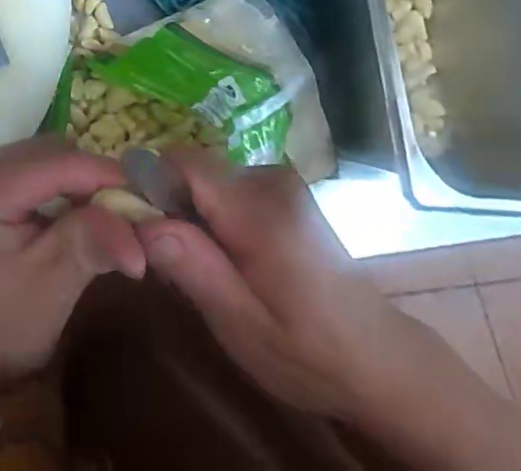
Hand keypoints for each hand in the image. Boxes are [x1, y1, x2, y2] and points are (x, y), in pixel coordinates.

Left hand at [0, 136, 147, 397]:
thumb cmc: (3, 326)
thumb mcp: (51, 286)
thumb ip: (90, 243)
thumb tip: (142, 228)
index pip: (58, 162)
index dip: (107, 176)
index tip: (150, 199)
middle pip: (54, 153)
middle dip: (96, 179)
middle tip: (132, 215)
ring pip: (50, 156)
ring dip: (83, 181)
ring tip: (112, 217)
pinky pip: (39, 168)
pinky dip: (67, 186)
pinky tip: (82, 215)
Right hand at [134, 146, 394, 416]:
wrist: (380, 359)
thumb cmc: (308, 352)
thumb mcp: (242, 326)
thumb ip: (194, 269)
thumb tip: (142, 221)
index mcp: (260, 210)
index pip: (183, 162)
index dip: (151, 183)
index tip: (140, 226)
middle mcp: (270, 180)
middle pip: (192, 168)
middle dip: (169, 205)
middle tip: (172, 262)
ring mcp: (281, 181)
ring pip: (206, 177)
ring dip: (190, 212)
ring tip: (202, 265)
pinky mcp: (284, 190)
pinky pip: (227, 185)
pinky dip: (213, 212)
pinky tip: (228, 257)